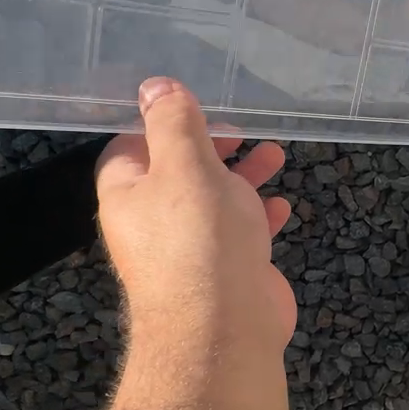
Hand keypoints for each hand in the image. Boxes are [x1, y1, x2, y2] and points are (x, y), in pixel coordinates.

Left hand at [95, 78, 296, 357]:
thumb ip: (175, 125)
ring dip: (243, 176)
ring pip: (215, 201)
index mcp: (129, 193)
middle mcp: (152, 221)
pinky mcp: (225, 270)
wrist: (223, 324)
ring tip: (276, 156)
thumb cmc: (201, 238)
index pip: (133, 146)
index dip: (165, 124)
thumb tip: (155, 85)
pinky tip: (279, 207)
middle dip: (213, 149)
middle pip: (179, 173)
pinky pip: (240, 232)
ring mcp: (190, 249)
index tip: (204, 109)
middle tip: (245, 131)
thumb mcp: (187, 167)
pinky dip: (258, 214)